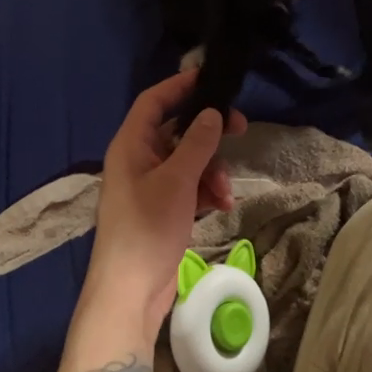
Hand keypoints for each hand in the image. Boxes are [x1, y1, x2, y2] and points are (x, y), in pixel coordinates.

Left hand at [88, 69, 247, 327]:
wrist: (130, 293)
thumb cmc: (147, 228)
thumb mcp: (177, 181)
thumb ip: (197, 143)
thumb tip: (213, 113)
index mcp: (131, 145)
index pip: (153, 101)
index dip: (179, 85)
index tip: (210, 78)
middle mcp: (138, 159)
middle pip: (178, 129)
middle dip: (209, 132)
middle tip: (241, 128)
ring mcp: (151, 185)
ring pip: (189, 159)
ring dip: (213, 170)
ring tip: (225, 192)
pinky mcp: (163, 208)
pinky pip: (190, 185)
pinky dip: (207, 190)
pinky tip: (221, 205)